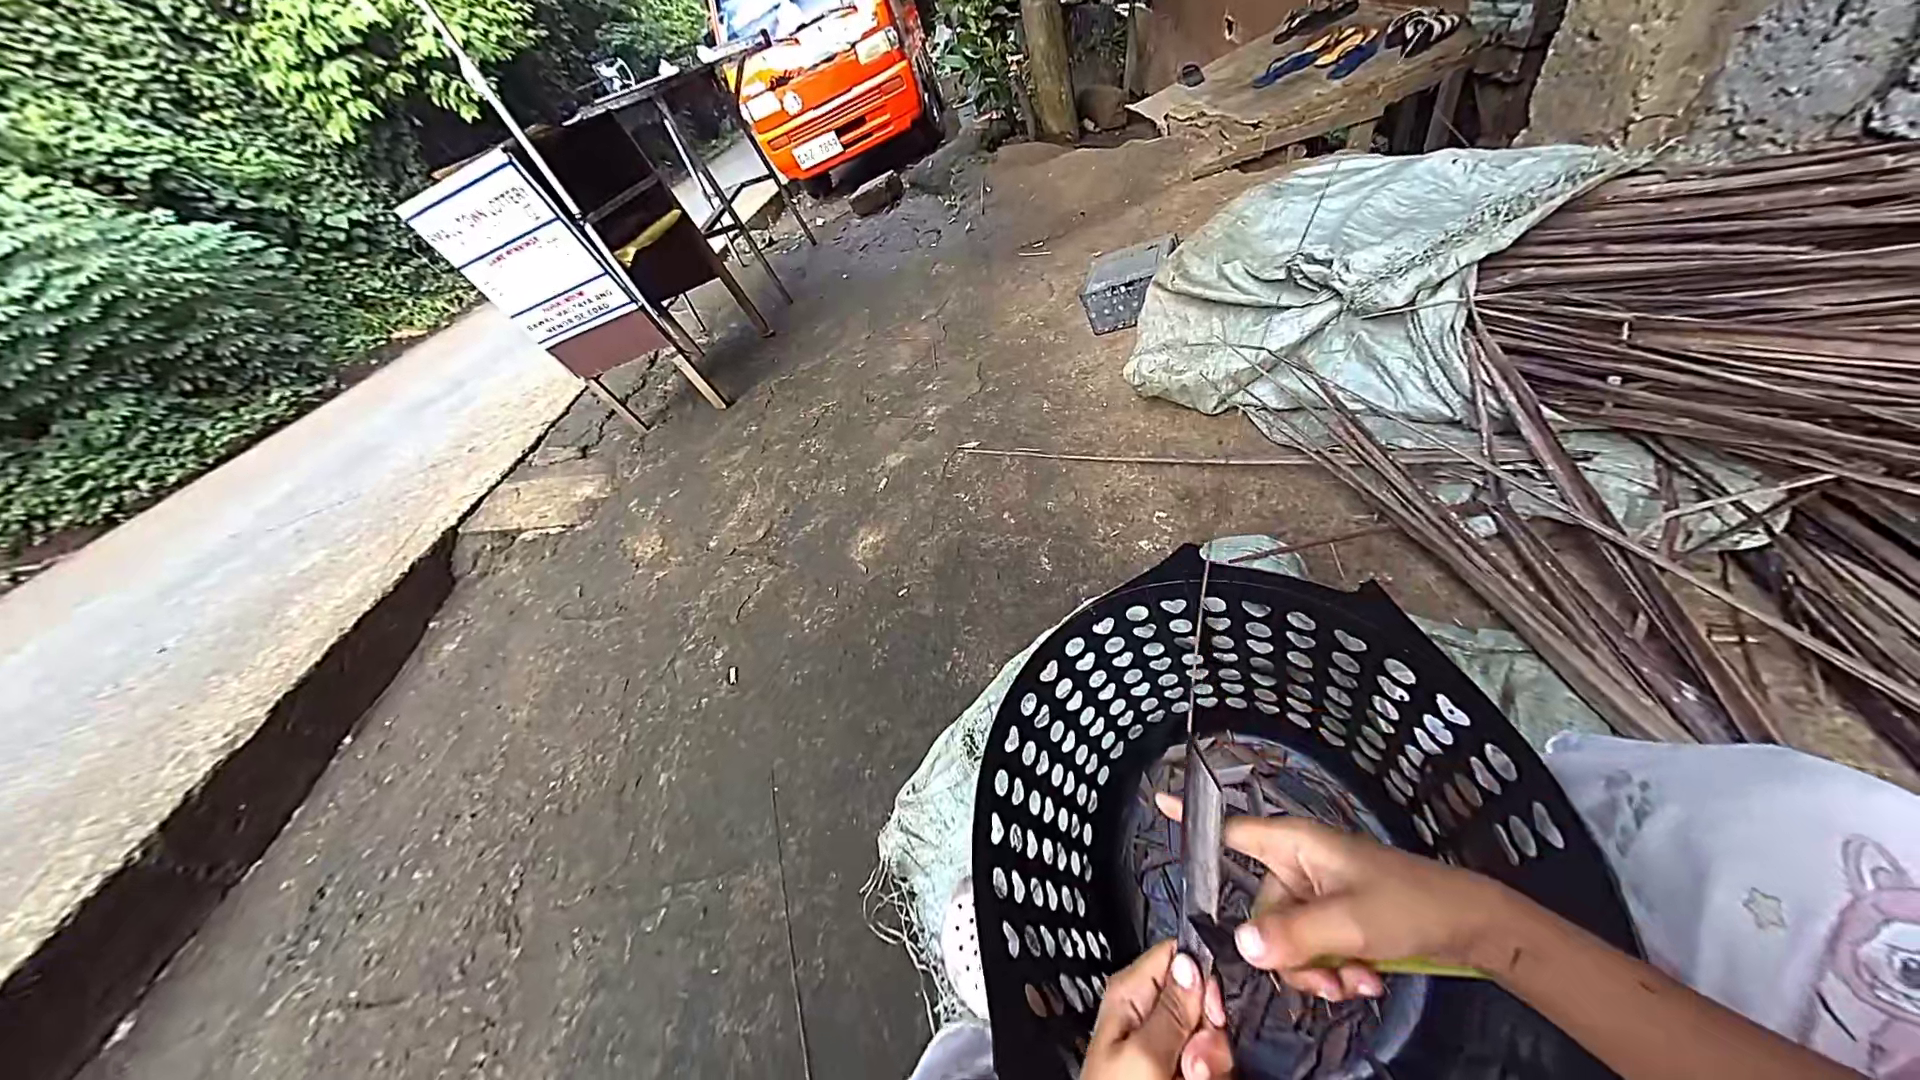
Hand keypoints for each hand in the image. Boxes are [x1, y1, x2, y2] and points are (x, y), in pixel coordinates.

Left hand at [1084, 939, 1235, 1079]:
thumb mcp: (1142, 1057)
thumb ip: (1171, 1012)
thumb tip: (1190, 961)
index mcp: (1130, 994)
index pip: (1174, 956)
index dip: (1201, 975)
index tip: (1213, 1008)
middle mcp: (1150, 1015)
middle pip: (1202, 1001)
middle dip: (1209, 1035)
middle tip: (1194, 1065)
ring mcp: (1168, 1050)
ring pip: (1212, 1042)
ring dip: (1213, 1067)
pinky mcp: (1182, 1074)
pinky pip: (1211, 1069)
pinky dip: (1211, 1079)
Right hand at [1156, 792, 1517, 1001]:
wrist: (1473, 925)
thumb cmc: (1408, 903)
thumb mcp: (1351, 922)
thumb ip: (1293, 934)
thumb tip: (1241, 946)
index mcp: (1290, 844)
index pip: (1228, 828)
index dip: (1190, 817)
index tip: (1156, 801)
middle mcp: (1295, 863)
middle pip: (1259, 909)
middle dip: (1288, 951)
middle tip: (1326, 979)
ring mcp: (1315, 890)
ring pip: (1286, 936)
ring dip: (1315, 967)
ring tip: (1353, 981)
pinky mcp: (1334, 914)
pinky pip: (1310, 945)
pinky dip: (1331, 967)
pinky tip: (1362, 979)